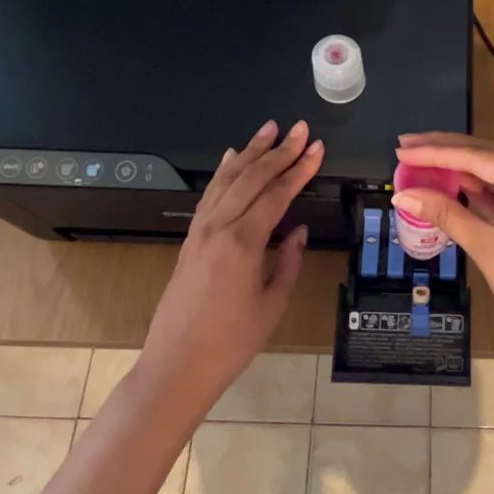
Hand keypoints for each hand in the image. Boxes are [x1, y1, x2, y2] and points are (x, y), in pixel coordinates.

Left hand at [139, 120, 323, 410]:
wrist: (177, 365)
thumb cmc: (231, 342)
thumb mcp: (272, 303)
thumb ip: (289, 261)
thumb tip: (297, 231)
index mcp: (243, 242)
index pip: (277, 193)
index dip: (299, 168)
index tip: (316, 147)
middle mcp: (218, 227)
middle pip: (251, 177)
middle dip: (278, 150)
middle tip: (299, 128)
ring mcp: (200, 231)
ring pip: (227, 179)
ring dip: (250, 152)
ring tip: (269, 130)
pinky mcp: (190, 240)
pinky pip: (210, 194)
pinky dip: (223, 172)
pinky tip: (231, 157)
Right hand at [392, 133, 493, 367]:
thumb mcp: (484, 246)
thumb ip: (444, 212)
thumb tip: (404, 195)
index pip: (476, 155)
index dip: (435, 151)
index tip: (402, 149)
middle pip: (490, 154)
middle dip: (448, 151)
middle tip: (408, 149)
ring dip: (465, 168)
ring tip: (426, 164)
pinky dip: (486, 187)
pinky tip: (459, 184)